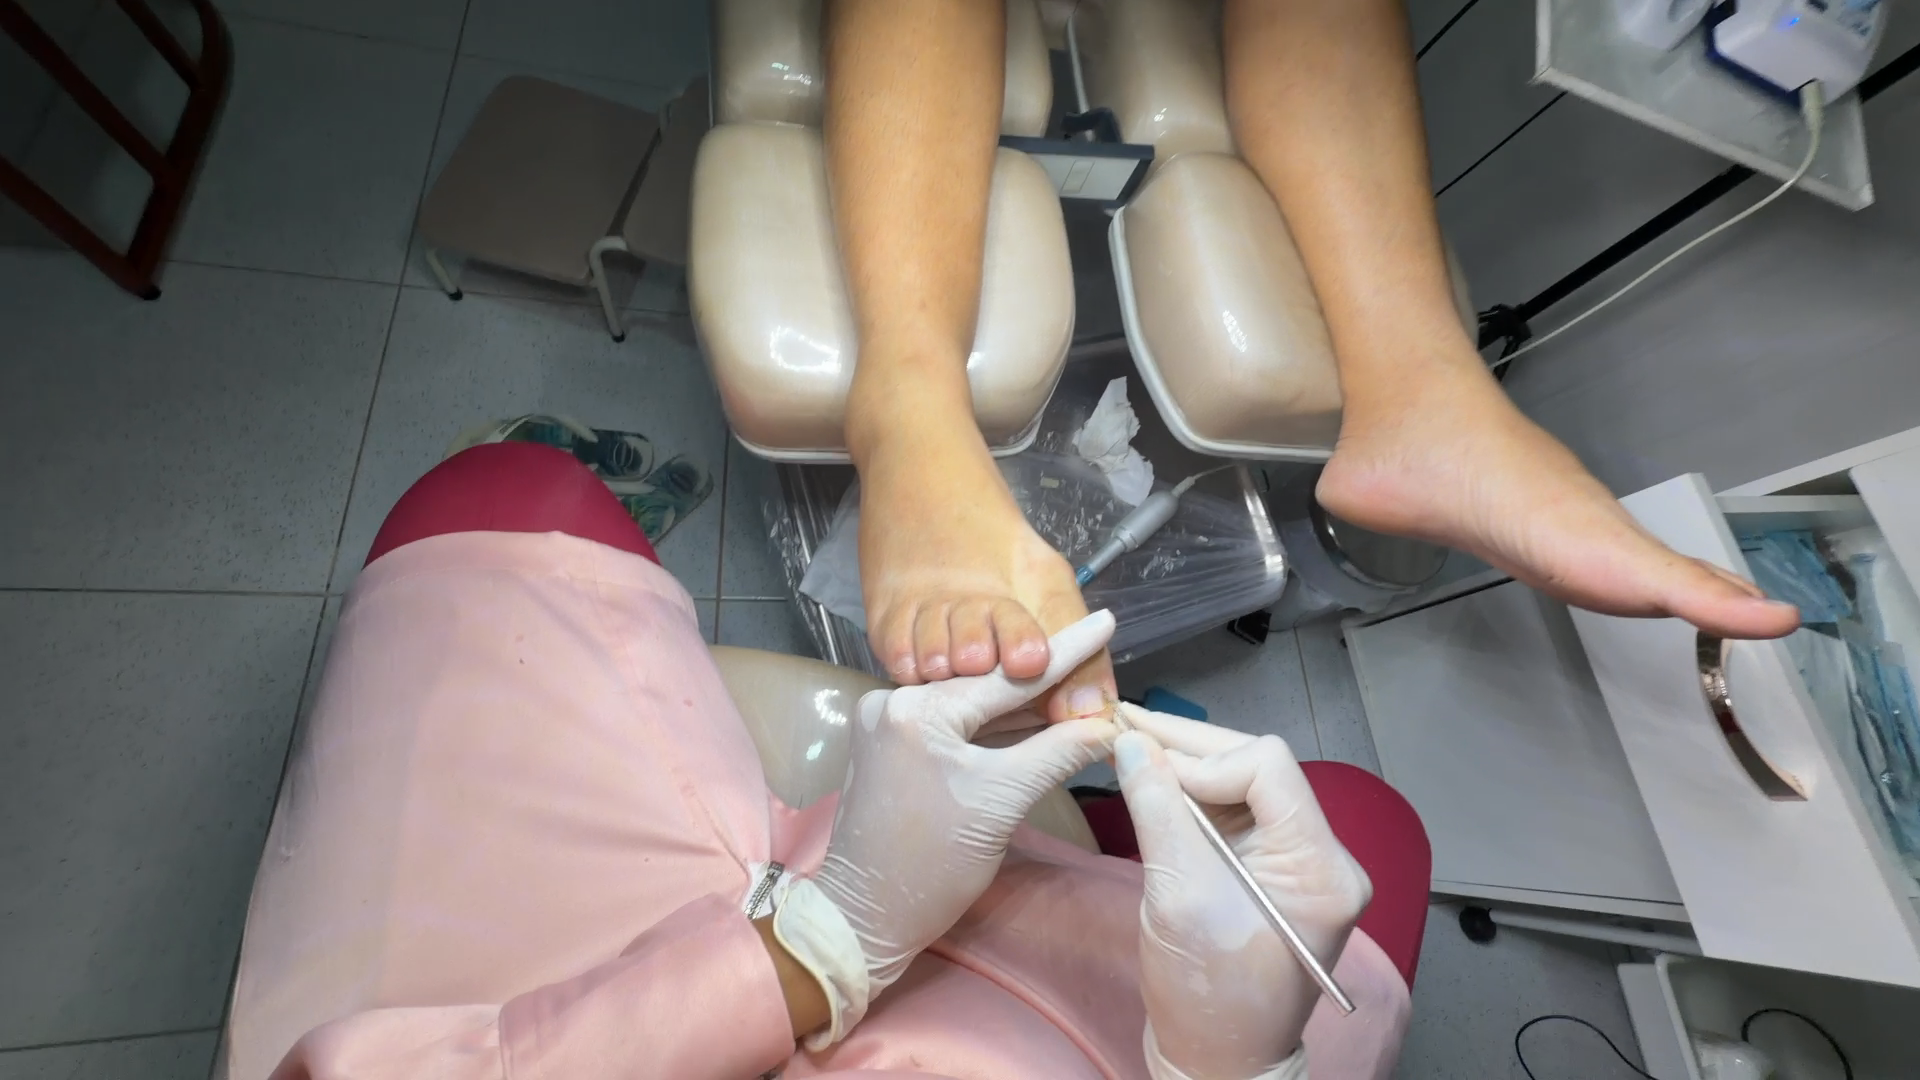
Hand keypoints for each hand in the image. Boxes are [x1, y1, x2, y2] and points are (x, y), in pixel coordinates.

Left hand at [812, 611, 1121, 1005]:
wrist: (865, 919)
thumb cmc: (934, 865)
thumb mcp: (1002, 802)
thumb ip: (1058, 752)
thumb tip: (1109, 725)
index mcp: (915, 708)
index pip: (1007, 678)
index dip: (1065, 652)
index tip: (1105, 620)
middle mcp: (893, 698)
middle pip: (986, 686)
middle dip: (1044, 679)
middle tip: (1098, 654)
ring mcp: (888, 719)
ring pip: (971, 705)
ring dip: (1021, 705)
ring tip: (1077, 685)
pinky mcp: (891, 741)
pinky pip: (954, 724)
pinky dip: (993, 726)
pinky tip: (1036, 715)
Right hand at [1115, 706, 1370, 1079]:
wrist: (1217, 1058)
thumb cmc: (1207, 990)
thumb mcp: (1178, 895)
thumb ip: (1156, 809)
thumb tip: (1127, 740)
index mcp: (1319, 864)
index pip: (1268, 766)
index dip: (1207, 761)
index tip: (1155, 776)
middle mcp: (1318, 850)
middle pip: (1253, 763)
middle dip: (1187, 748)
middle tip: (1123, 726)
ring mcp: (1293, 854)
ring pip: (1237, 776)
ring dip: (1182, 761)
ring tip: (1129, 745)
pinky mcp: (1266, 860)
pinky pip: (1228, 802)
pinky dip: (1186, 786)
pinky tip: (1149, 776)